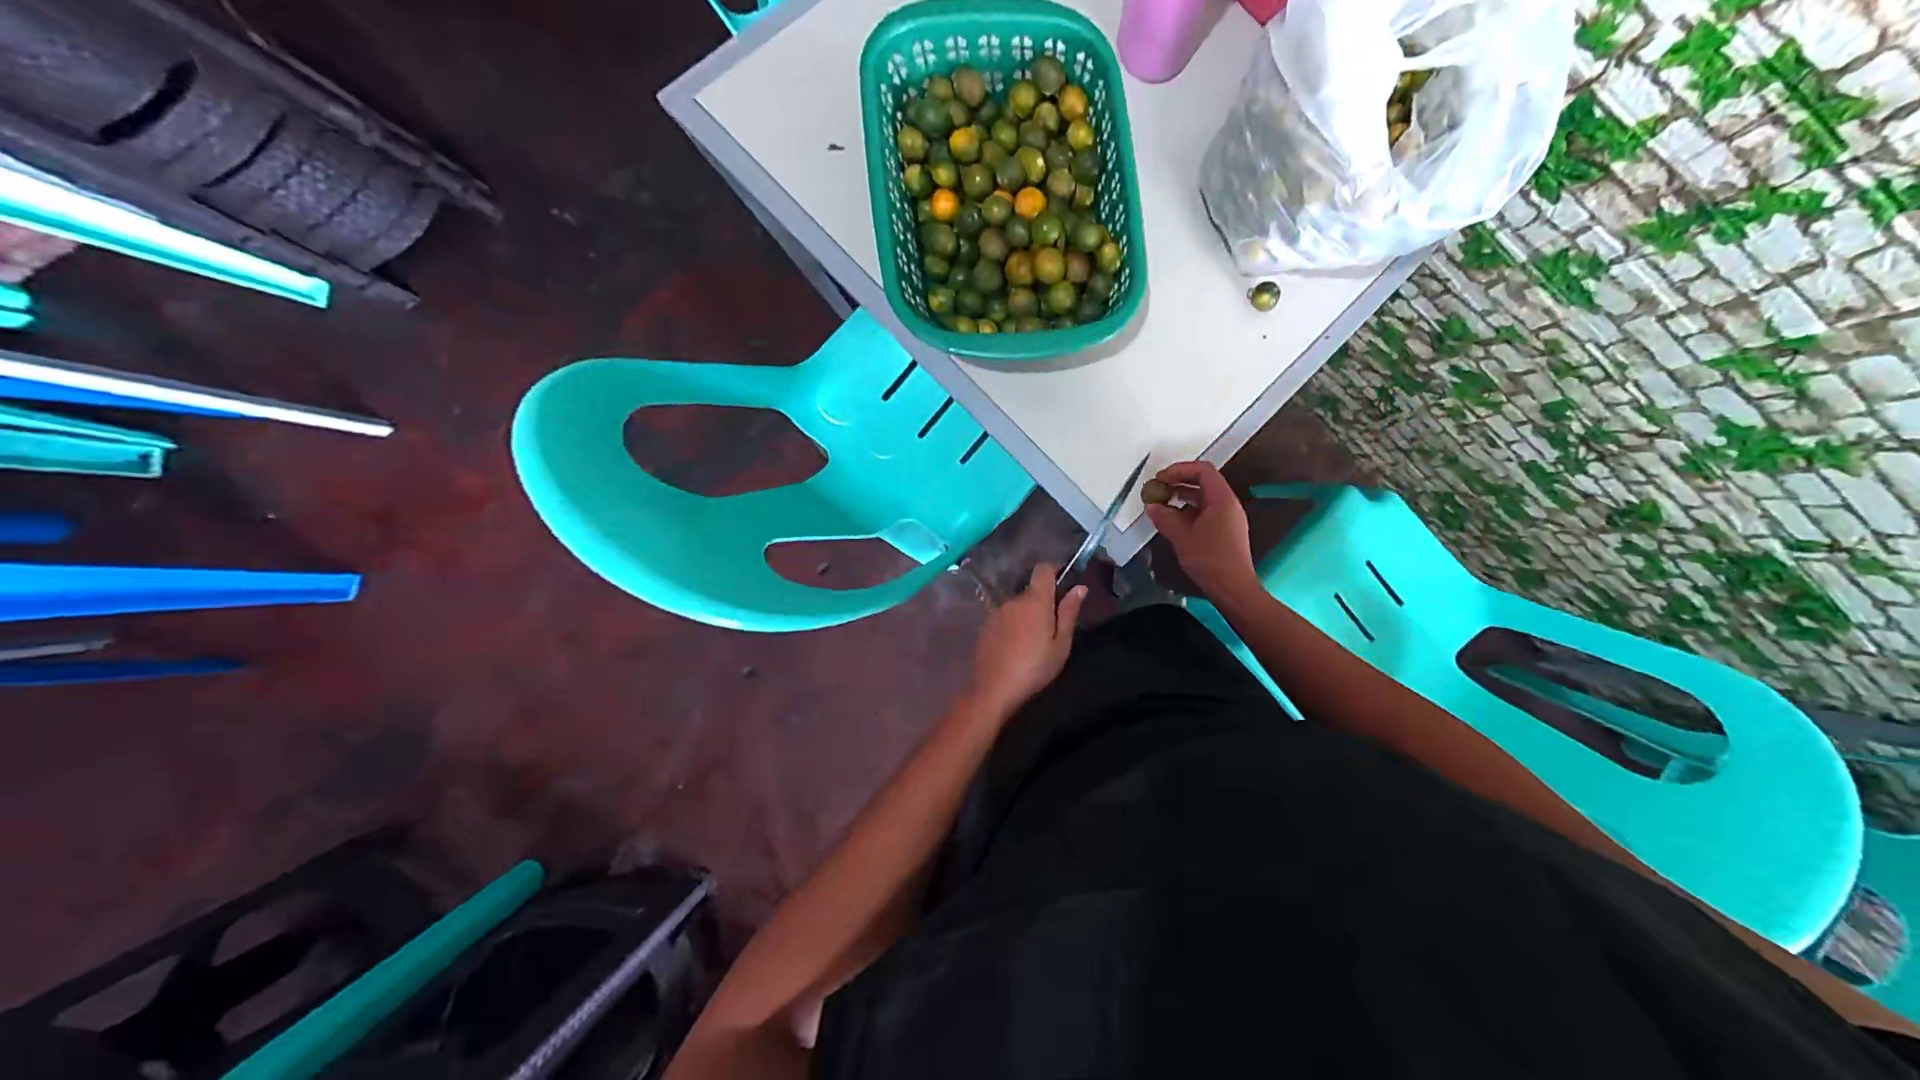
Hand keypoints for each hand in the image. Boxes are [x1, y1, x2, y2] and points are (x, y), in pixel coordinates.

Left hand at [966, 564, 1085, 715]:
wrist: (994, 689)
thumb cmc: (1035, 667)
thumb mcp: (1061, 644)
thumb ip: (1068, 613)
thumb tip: (1079, 587)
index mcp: (1035, 601)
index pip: (1043, 570)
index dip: (1054, 570)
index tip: (1064, 580)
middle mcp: (1013, 600)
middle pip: (1031, 591)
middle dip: (1043, 602)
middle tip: (1053, 627)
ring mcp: (996, 613)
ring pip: (1017, 606)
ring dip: (1027, 615)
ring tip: (1034, 641)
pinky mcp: (985, 627)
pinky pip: (1005, 619)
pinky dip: (1013, 626)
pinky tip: (1016, 648)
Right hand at [1144, 461, 1259, 601]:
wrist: (1232, 587)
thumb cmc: (1210, 559)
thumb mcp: (1181, 536)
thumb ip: (1164, 517)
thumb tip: (1152, 506)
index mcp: (1221, 499)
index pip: (1202, 470)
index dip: (1179, 470)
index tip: (1160, 479)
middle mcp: (1228, 504)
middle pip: (1204, 481)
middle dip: (1179, 482)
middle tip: (1158, 489)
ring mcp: (1229, 517)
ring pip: (1204, 497)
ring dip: (1183, 496)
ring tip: (1162, 503)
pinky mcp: (1226, 529)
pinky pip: (1207, 510)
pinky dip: (1189, 509)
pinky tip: (1174, 519)